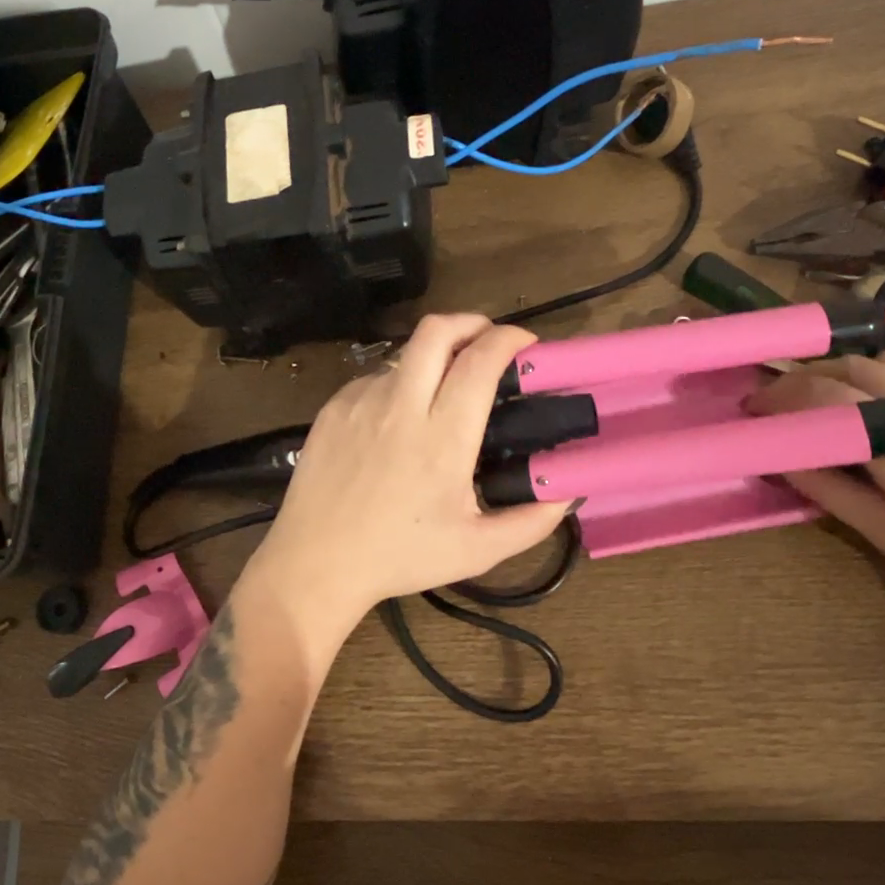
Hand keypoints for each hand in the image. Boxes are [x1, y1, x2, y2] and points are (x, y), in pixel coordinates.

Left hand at [242, 314, 572, 627]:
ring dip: (432, 359)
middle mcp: (401, 406)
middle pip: (436, 330)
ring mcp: (361, 403)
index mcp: (442, 437)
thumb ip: (531, 521)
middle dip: (470, 322)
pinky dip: (396, 385)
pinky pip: (373, 380)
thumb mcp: (477, 551)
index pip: (481, 360)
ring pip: (404, 355)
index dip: (509, 339)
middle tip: (488, 342)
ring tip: (442, 392)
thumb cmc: (400, 556)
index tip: (527, 345)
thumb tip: (568, 490)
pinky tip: (398, 421)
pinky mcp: (332, 409)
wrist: (316, 562)